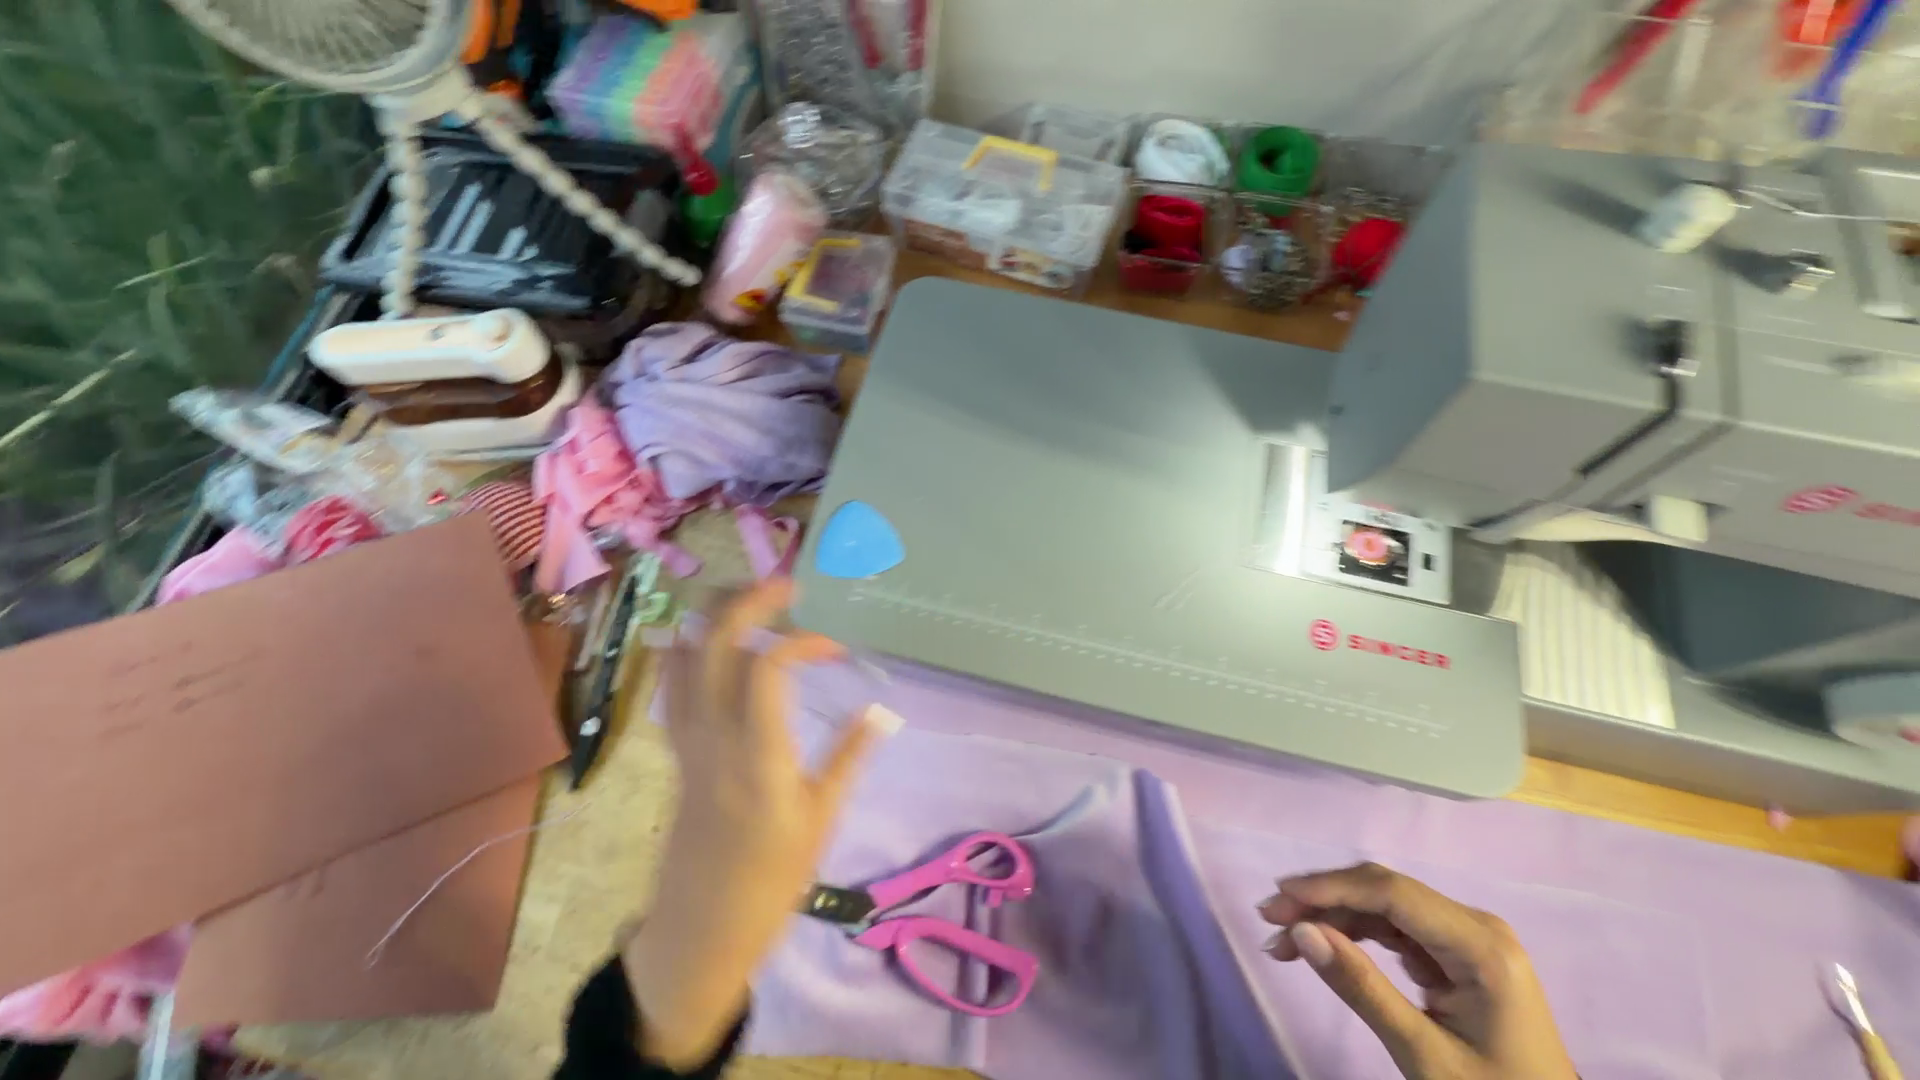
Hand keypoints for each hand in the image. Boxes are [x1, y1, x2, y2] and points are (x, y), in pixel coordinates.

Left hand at [622, 580, 898, 1068]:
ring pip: (684, 652)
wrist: (701, 925)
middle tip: (788, 587)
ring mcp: (686, 737)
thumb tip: (882, 710)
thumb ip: (850, 756)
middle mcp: (714, 733)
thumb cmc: (772, 878)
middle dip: (750, 599)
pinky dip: (687, 645)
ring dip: (715, 613)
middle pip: (715, 639)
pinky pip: (672, 681)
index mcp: (758, 754)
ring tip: (754, 599)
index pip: (768, 665)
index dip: (802, 639)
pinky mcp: (676, 747)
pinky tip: (709, 636)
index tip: (833, 645)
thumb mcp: (822, 819)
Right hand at [1259, 863, 1577, 1079]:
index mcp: (1482, 946)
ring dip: (1335, 916)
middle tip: (1269, 920)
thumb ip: (1362, 989)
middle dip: (1324, 900)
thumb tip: (1300, 932)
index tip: (1277, 900)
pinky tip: (1327, 946)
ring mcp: (1470, 940)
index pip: (1392, 893)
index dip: (1329, 888)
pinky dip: (1357, 934)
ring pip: (1386, 907)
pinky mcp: (1459, 956)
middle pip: (1386, 893)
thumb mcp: (1425, 1055)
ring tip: (1286, 938)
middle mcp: (1478, 928)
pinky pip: (1398, 930)